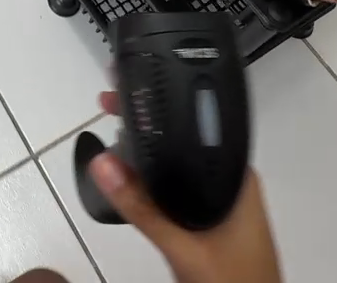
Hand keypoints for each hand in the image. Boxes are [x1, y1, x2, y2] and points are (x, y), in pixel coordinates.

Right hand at [90, 96, 282, 282]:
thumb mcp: (183, 249)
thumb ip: (142, 207)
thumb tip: (100, 161)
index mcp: (236, 177)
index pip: (197, 123)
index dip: (160, 102)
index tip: (126, 88)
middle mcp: (231, 182)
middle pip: (184, 138)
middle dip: (146, 120)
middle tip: (107, 104)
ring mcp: (221, 202)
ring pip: (179, 161)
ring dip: (147, 147)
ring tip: (111, 130)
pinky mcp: (210, 220)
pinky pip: (177, 183)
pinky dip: (152, 173)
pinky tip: (129, 175)